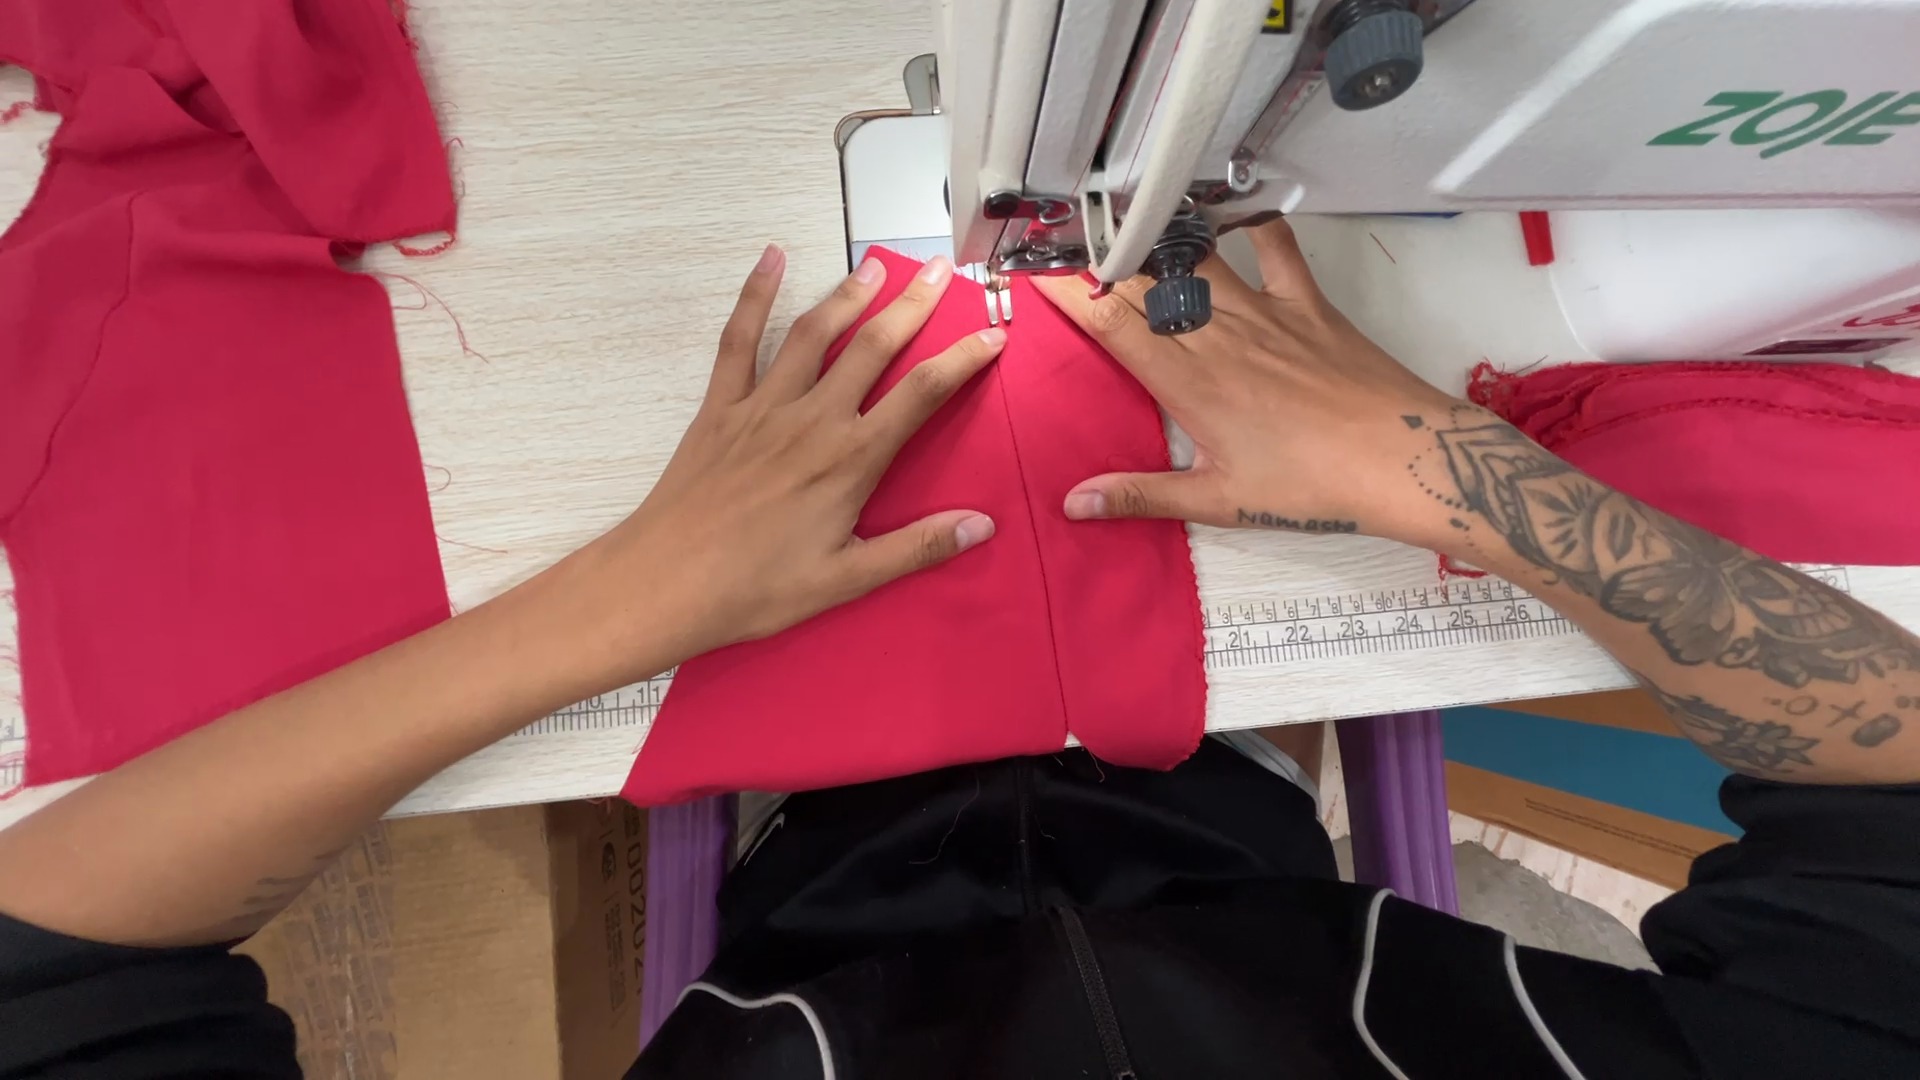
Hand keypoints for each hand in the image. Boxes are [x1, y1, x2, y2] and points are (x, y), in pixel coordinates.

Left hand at [576, 246, 1003, 671]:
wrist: (666, 583)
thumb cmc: (759, 588)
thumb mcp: (847, 579)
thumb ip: (917, 548)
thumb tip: (982, 526)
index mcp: (851, 458)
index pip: (922, 394)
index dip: (964, 360)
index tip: (993, 336)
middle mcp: (813, 418)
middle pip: (873, 347)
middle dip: (913, 305)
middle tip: (942, 270)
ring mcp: (763, 406)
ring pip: (815, 333)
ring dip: (849, 294)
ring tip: (876, 264)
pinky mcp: (721, 406)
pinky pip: (739, 339)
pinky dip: (754, 295)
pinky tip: (770, 259)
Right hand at [1032, 218, 1466, 548]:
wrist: (1401, 460)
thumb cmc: (1308, 485)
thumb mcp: (1216, 500)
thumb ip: (1140, 495)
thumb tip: (1075, 503)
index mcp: (1186, 380)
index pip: (1111, 321)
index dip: (1068, 291)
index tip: (1036, 270)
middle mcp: (1217, 334)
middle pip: (1142, 283)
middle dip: (1096, 259)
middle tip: (1063, 240)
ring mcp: (1264, 312)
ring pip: (1195, 261)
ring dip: (1154, 242)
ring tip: (1124, 225)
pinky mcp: (1306, 305)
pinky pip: (1276, 249)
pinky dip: (1252, 227)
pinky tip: (1233, 217)